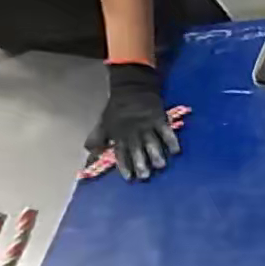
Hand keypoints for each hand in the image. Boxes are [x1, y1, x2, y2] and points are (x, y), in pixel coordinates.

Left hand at [89, 62, 179, 180]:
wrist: (132, 87)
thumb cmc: (117, 108)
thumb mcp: (103, 122)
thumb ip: (98, 138)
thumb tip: (89, 152)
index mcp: (119, 134)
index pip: (121, 153)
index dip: (125, 166)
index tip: (129, 178)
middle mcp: (133, 133)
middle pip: (137, 150)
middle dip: (141, 163)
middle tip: (145, 176)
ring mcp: (147, 126)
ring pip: (152, 143)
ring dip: (156, 155)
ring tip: (160, 166)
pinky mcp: (159, 120)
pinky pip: (166, 132)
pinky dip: (171, 141)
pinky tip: (176, 151)